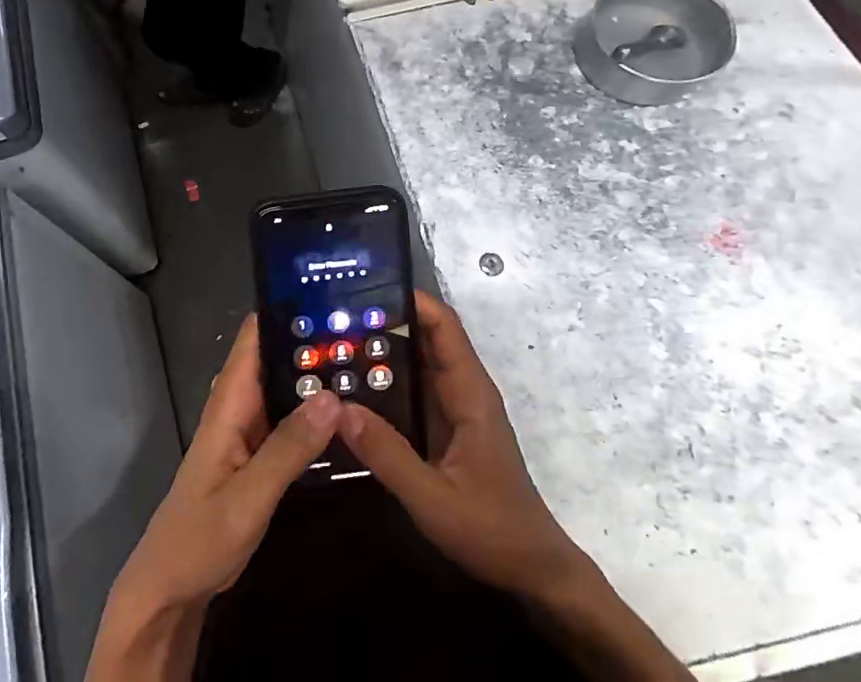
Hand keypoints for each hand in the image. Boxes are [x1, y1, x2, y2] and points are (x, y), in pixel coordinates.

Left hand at [88, 316, 341, 680]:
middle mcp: (236, 412)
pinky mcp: (256, 458)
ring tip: (361, 357)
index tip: (323, 294)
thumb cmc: (200, 538)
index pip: (251, 344)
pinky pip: (286, 421)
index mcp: (227, 408)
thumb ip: (288, 449)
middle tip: (361, 326)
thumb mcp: (248, 496)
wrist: (171, 588)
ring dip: (312, 377)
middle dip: (308, 343)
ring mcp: (246, 435)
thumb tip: (333, 398)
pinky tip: (343, 411)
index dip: (280, 314)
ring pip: (282, 392)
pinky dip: (311, 411)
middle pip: (272, 362)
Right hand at [340, 292, 691, 679]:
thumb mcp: (433, 497)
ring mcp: (453, 412)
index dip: (412, 302)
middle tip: (331, 320)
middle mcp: (462, 393)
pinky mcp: (444, 432)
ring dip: (380, 356)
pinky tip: (348, 393)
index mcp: (470, 394)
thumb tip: (339, 410)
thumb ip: (387, 454)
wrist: (531, 570)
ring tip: (330, 348)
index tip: (366, 290)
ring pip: (416, 368)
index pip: (445, 329)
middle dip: (384, 325)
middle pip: (425, 342)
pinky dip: (384, 386)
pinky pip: (412, 395)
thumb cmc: (491, 529)